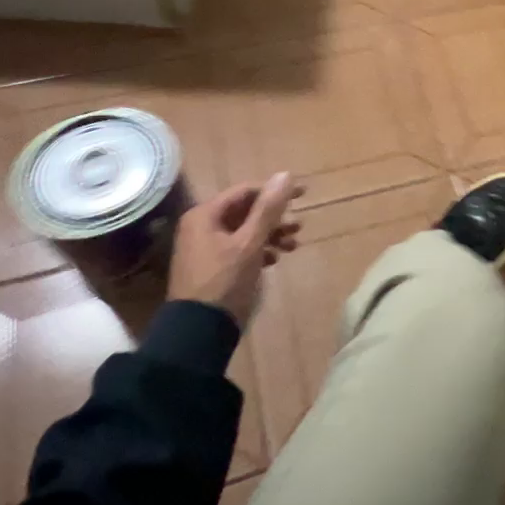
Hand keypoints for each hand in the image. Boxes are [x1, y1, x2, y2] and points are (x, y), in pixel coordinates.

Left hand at [169, 172, 302, 325]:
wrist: (200, 329)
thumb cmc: (224, 281)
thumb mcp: (250, 243)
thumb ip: (268, 209)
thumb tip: (285, 174)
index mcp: (205, 215)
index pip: (245, 191)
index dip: (275, 191)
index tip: (303, 195)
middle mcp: (203, 226)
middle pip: (246, 211)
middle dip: (275, 218)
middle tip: (299, 226)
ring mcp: (207, 248)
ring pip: (246, 231)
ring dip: (271, 235)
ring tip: (293, 246)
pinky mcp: (214, 267)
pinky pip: (241, 249)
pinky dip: (260, 250)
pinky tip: (275, 259)